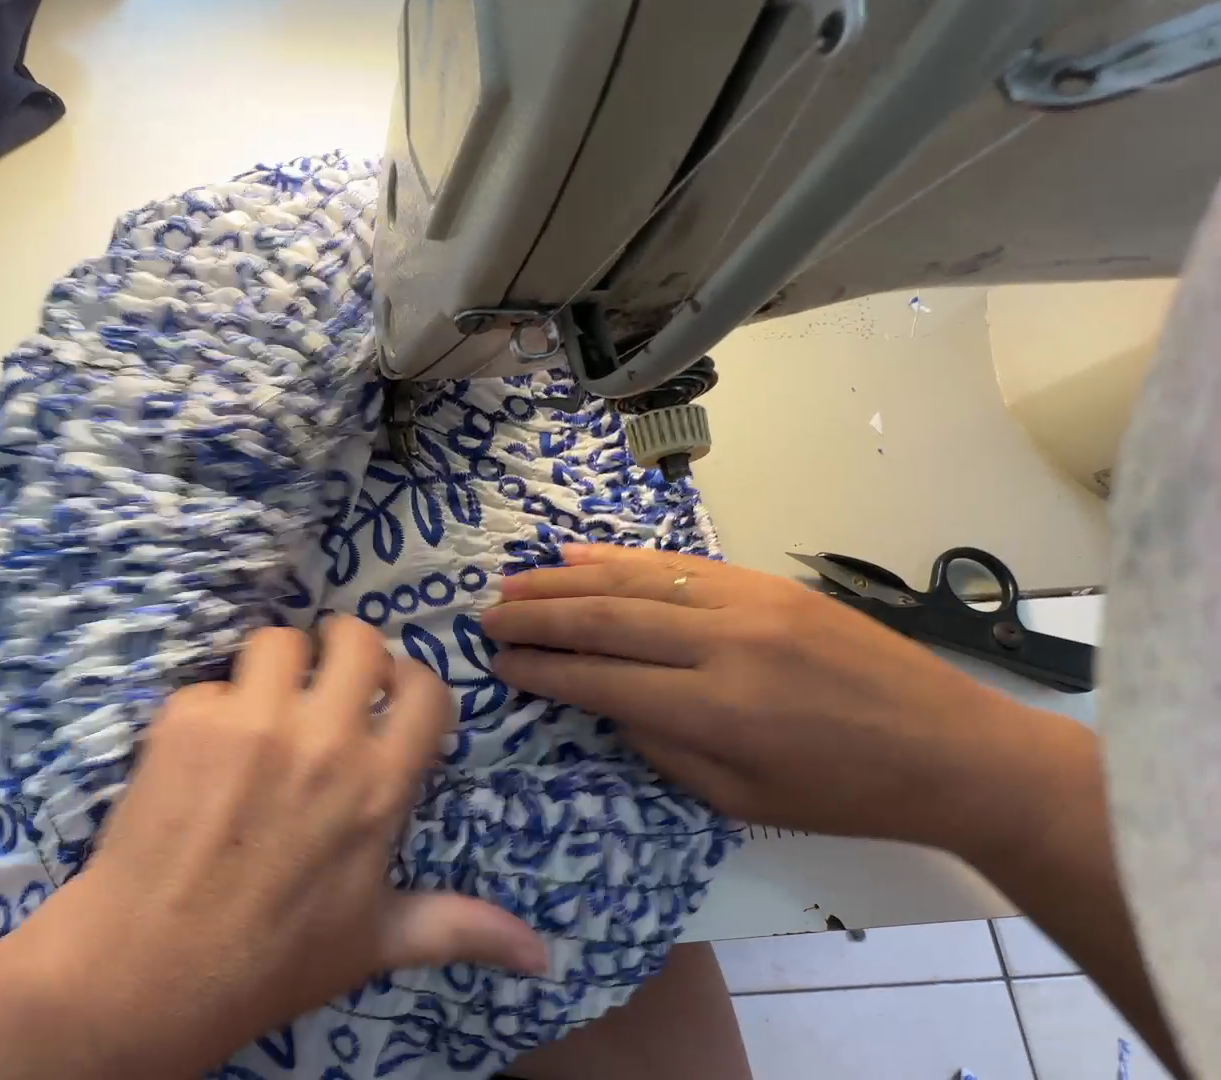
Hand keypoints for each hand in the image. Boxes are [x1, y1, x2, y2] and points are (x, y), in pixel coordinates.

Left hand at [0, 617, 544, 1074]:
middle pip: (356, 639)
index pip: (425, 689)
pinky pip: (210, 682)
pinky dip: (210, 706)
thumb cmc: (272, 959)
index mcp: (380, 786)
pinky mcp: (186, 719)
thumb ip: (459, 927)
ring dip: (277, 663)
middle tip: (326, 675)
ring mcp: (251, 722)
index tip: (387, 694)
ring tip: (262, 698)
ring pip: (279, 640)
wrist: (151, 968)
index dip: (409, 682)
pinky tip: (200, 749)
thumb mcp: (375, 941)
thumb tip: (543, 955)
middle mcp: (323, 739)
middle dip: (346, 647)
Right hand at [481, 544, 1089, 858]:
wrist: (956, 751)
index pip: (599, 679)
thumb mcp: (737, 797)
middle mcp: (722, 646)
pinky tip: (575, 554)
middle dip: (535, 618)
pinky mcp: (766, 582)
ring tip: (512, 583)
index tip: (499, 664)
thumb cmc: (841, 794)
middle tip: (486, 616)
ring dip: (562, 580)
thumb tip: (599, 697)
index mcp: (716, 713)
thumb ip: (657, 744)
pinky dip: (617, 557)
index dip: (541, 671)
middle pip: (604, 620)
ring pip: (632, 581)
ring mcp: (746, 603)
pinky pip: (676, 563)